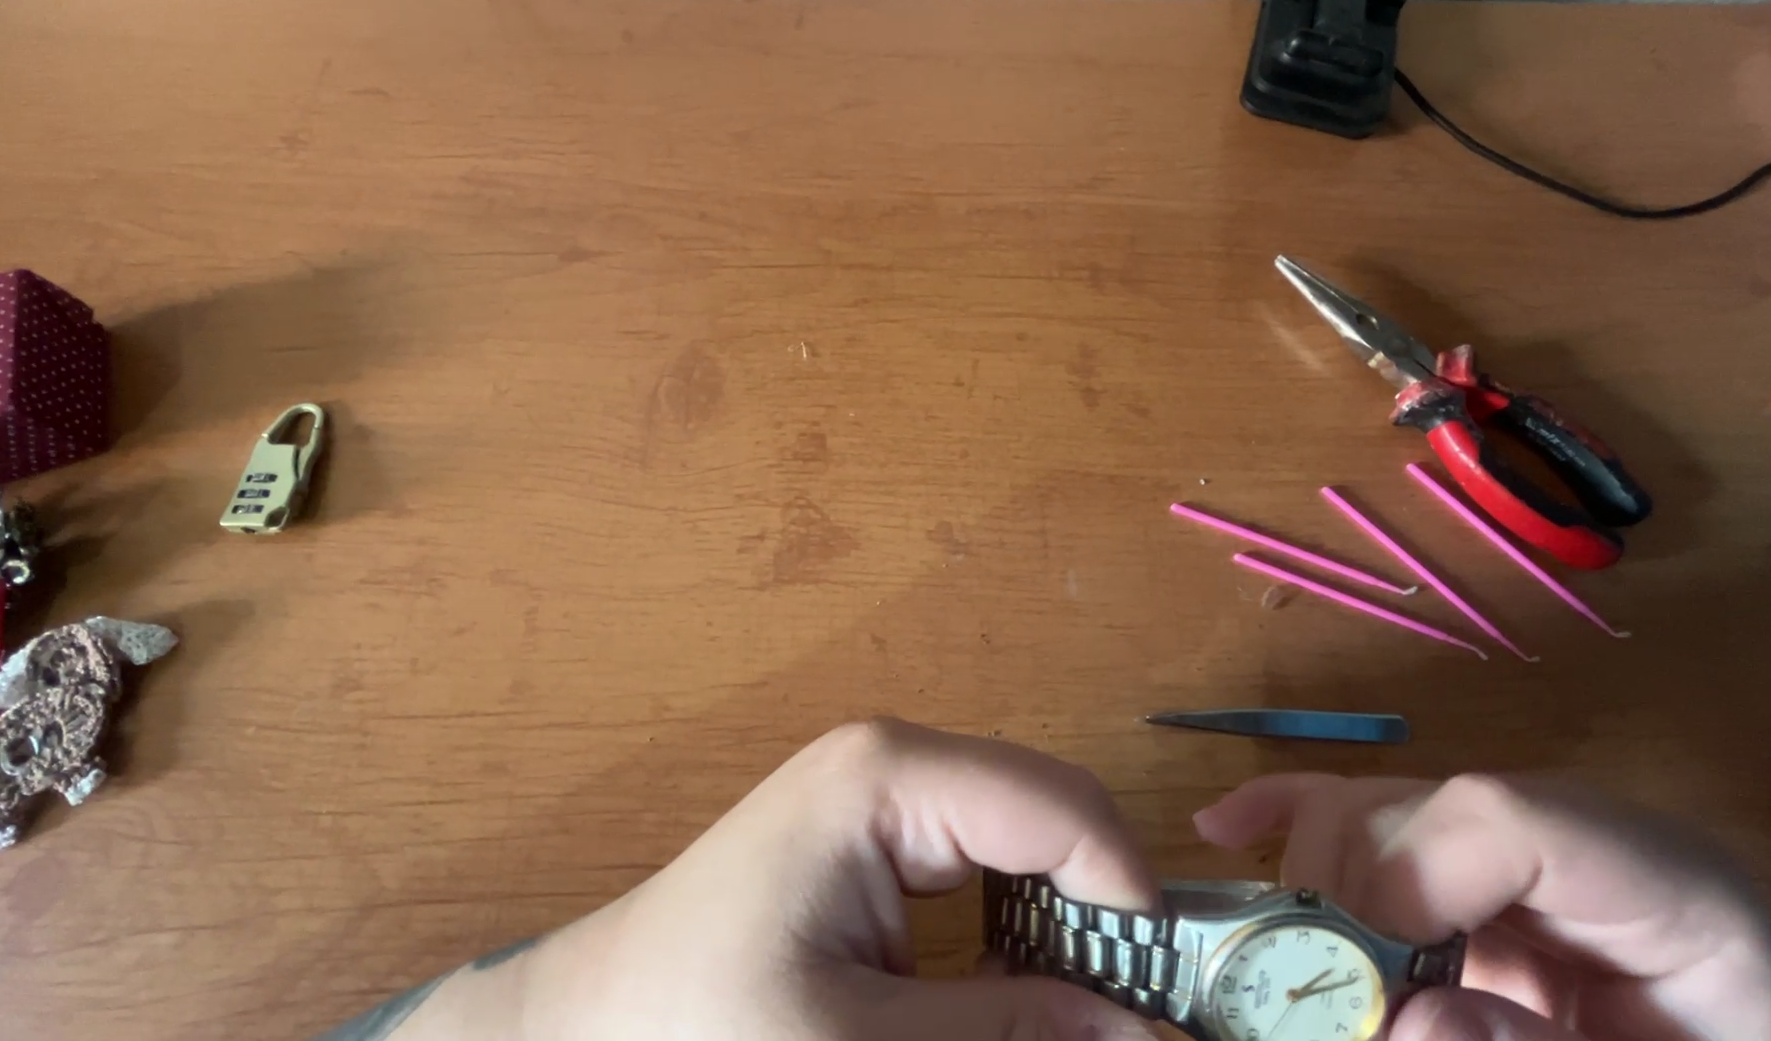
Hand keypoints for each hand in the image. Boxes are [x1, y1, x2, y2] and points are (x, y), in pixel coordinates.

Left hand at [364, 720, 1162, 1040]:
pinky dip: (1020, 916)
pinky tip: (1011, 983)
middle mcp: (898, 758)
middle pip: (1048, 809)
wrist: (603, 1014)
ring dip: (1064, 917)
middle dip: (1100, 906)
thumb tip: (1151, 1035)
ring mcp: (888, 784)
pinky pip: (985, 853)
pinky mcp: (880, 821)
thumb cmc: (706, 1018)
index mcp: (890, 777)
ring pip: (1026, 831)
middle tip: (1132, 1013)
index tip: (1167, 1001)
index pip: (1054, 805)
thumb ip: (1012, 1031)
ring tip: (1071, 1006)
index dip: (1126, 894)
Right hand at [1193, 774, 1770, 1040]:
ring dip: (1301, 882)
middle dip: (1335, 892)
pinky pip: (1347, 811)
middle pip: (1402, 807)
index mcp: (1656, 883)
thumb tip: (1407, 1017)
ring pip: (1357, 809)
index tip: (1364, 967)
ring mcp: (1487, 835)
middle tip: (1312, 986)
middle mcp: (1557, 830)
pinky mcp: (1440, 853)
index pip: (1499, 815)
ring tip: (1283, 961)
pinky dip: (1277, 815)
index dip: (1406, 871)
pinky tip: (1218, 826)